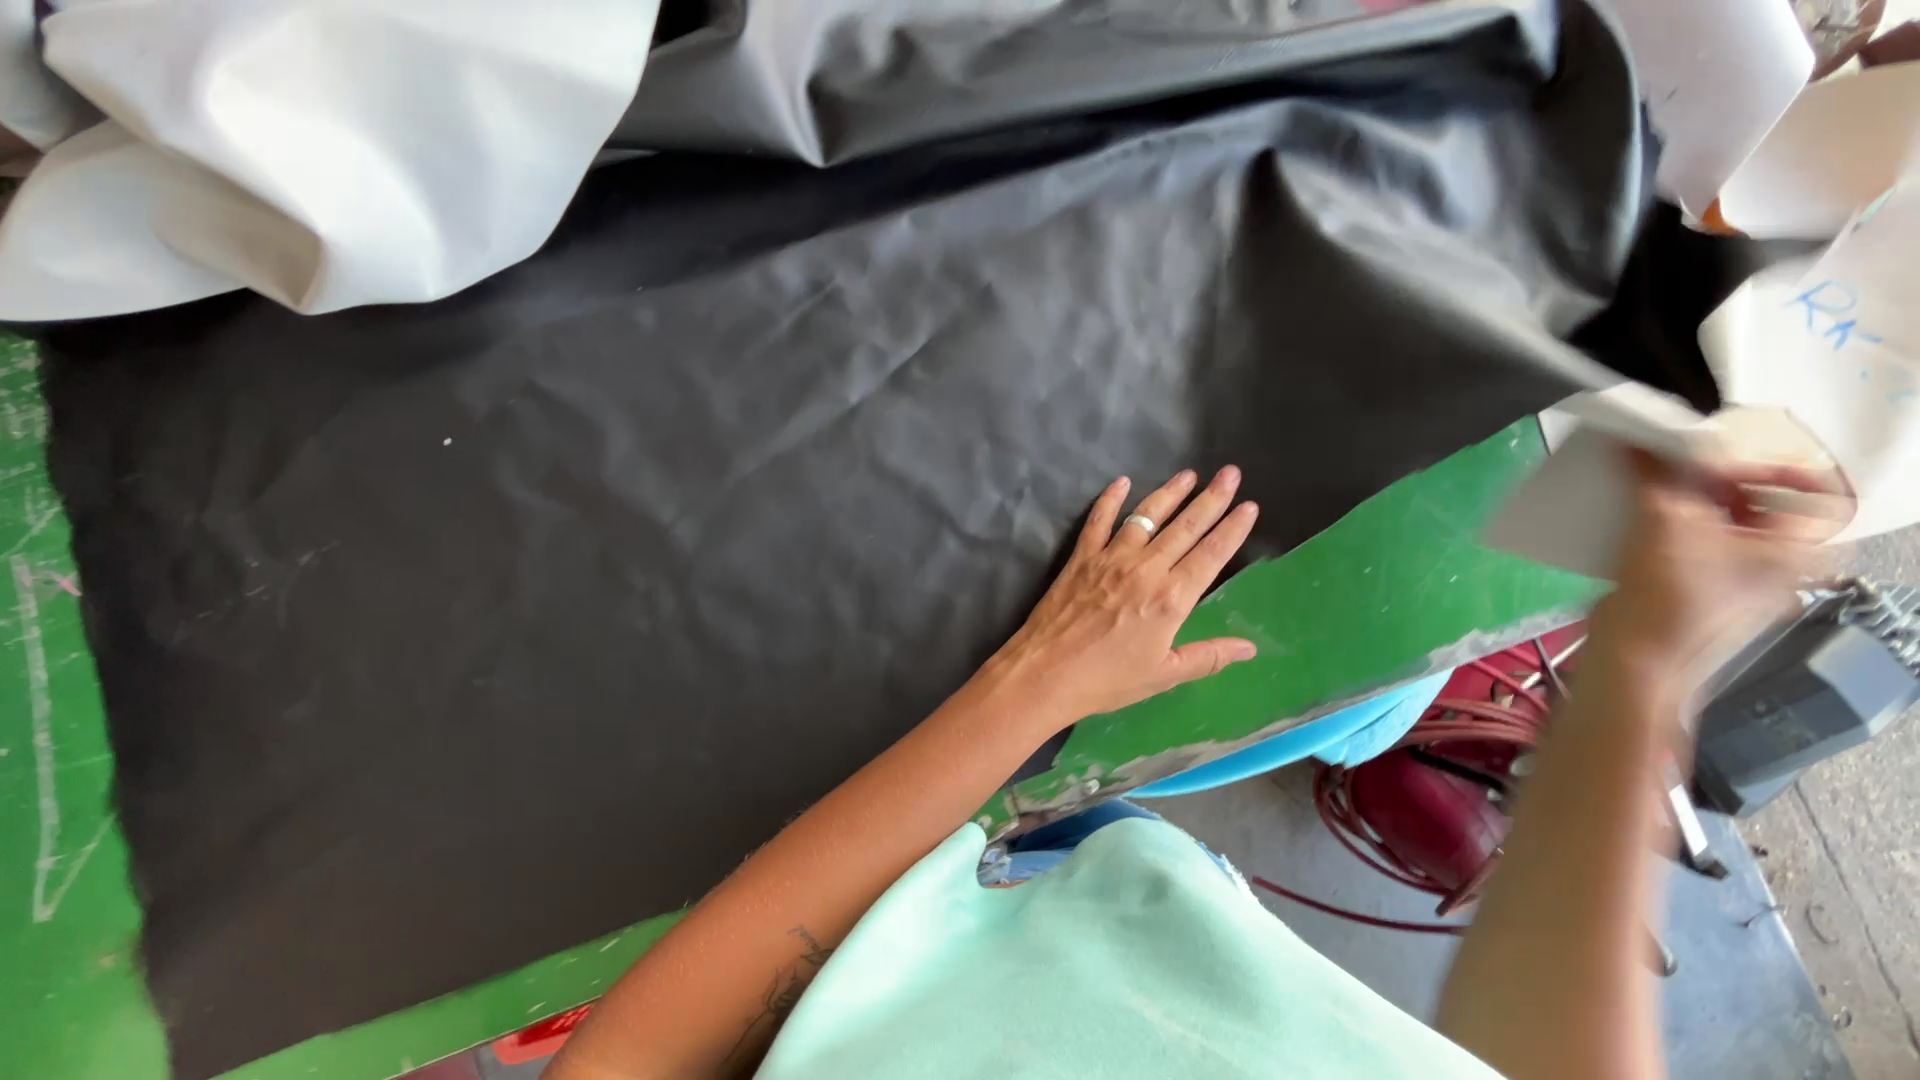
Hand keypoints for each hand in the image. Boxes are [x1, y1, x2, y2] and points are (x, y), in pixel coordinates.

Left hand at [979, 466, 1260, 726]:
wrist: (1046, 672)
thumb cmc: (1108, 680)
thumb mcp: (1164, 675)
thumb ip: (1208, 656)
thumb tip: (1250, 647)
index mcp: (1172, 598)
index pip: (1211, 554)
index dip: (1233, 528)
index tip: (1249, 505)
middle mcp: (1146, 569)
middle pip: (1185, 526)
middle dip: (1211, 498)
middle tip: (1230, 473)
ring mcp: (1111, 559)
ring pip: (1147, 516)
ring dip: (1170, 492)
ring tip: (1188, 474)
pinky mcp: (1082, 558)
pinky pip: (1099, 521)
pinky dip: (1111, 499)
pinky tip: (1122, 482)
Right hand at [1589, 449, 1849, 693]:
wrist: (1634, 657)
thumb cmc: (1671, 595)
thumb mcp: (1667, 521)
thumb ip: (1658, 473)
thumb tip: (1642, 440)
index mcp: (1803, 547)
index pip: (1807, 483)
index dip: (1759, 463)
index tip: (1709, 457)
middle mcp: (1781, 561)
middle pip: (1755, 499)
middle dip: (1706, 480)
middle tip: (1666, 469)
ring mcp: (1738, 577)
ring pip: (1715, 521)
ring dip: (1677, 502)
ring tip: (1643, 491)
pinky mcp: (1697, 587)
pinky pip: (1689, 543)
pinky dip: (1663, 527)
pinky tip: (1631, 520)